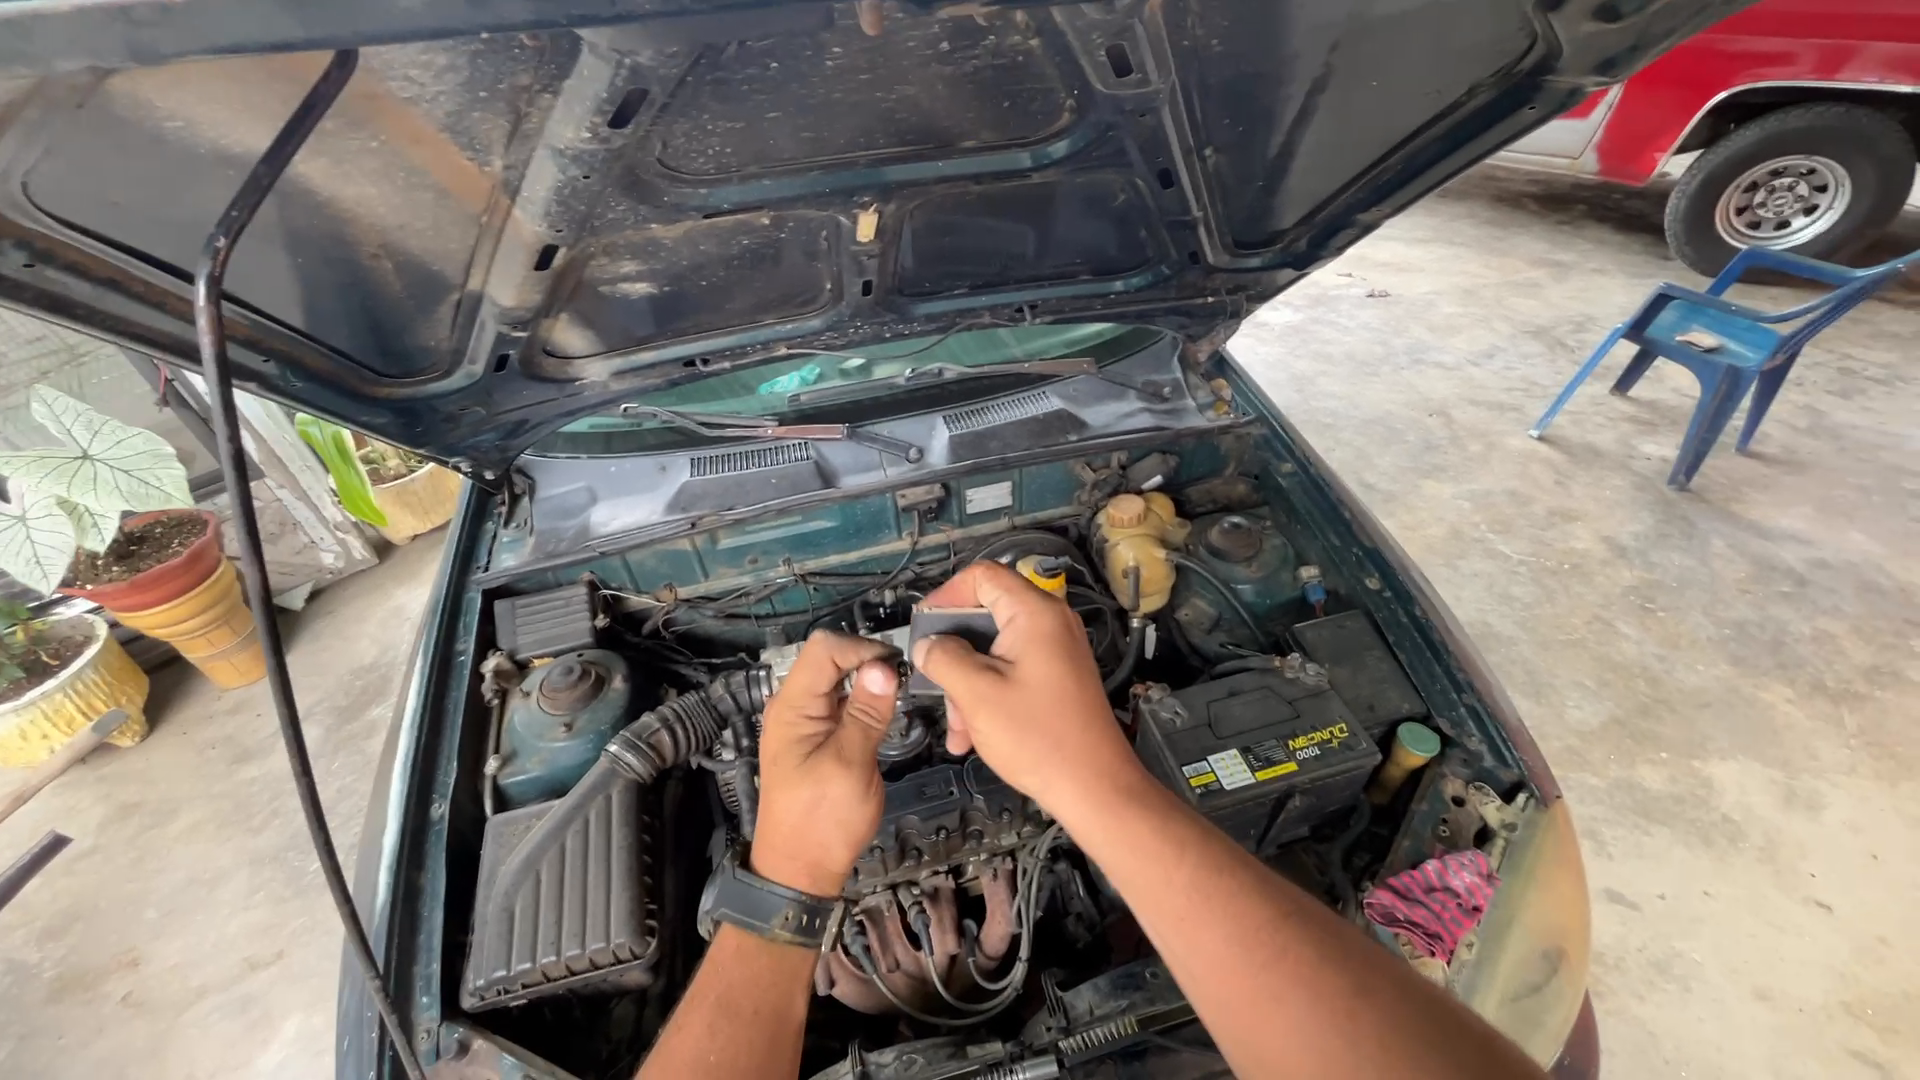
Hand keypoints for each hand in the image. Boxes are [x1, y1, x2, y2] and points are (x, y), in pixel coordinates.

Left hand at [750, 630, 900, 896]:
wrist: (799, 874)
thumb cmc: (822, 822)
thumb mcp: (849, 766)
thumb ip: (866, 713)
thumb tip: (884, 666)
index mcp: (792, 706)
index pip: (825, 649)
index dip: (863, 649)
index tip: (898, 669)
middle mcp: (793, 705)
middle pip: (829, 658)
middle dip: (867, 660)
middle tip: (904, 681)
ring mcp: (803, 721)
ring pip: (837, 679)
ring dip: (868, 680)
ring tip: (899, 695)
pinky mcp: (816, 737)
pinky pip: (839, 702)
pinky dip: (863, 699)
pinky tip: (884, 713)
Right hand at [911, 561, 1147, 817]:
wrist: (1094, 787)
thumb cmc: (1036, 736)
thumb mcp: (977, 693)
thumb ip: (945, 658)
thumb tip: (928, 644)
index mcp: (1034, 612)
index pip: (982, 576)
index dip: (946, 596)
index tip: (922, 630)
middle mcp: (1049, 621)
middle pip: (985, 616)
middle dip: (954, 654)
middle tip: (935, 686)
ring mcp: (1055, 650)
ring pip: (993, 650)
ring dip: (966, 684)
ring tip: (958, 728)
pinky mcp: (1056, 677)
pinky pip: (1010, 671)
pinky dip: (987, 695)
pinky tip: (972, 735)